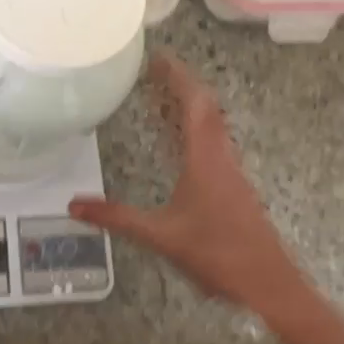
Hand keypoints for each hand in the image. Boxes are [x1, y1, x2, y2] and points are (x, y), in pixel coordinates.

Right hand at [70, 55, 314, 325]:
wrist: (270, 285)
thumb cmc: (218, 254)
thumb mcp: (161, 236)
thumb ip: (118, 219)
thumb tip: (73, 205)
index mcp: (206, 158)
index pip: (195, 104)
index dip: (178, 77)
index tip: (159, 58)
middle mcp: (222, 157)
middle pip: (208, 108)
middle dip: (183, 85)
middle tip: (157, 71)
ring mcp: (233, 173)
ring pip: (215, 125)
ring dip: (194, 105)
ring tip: (167, 98)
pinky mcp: (237, 188)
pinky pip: (216, 143)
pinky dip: (199, 128)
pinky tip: (184, 143)